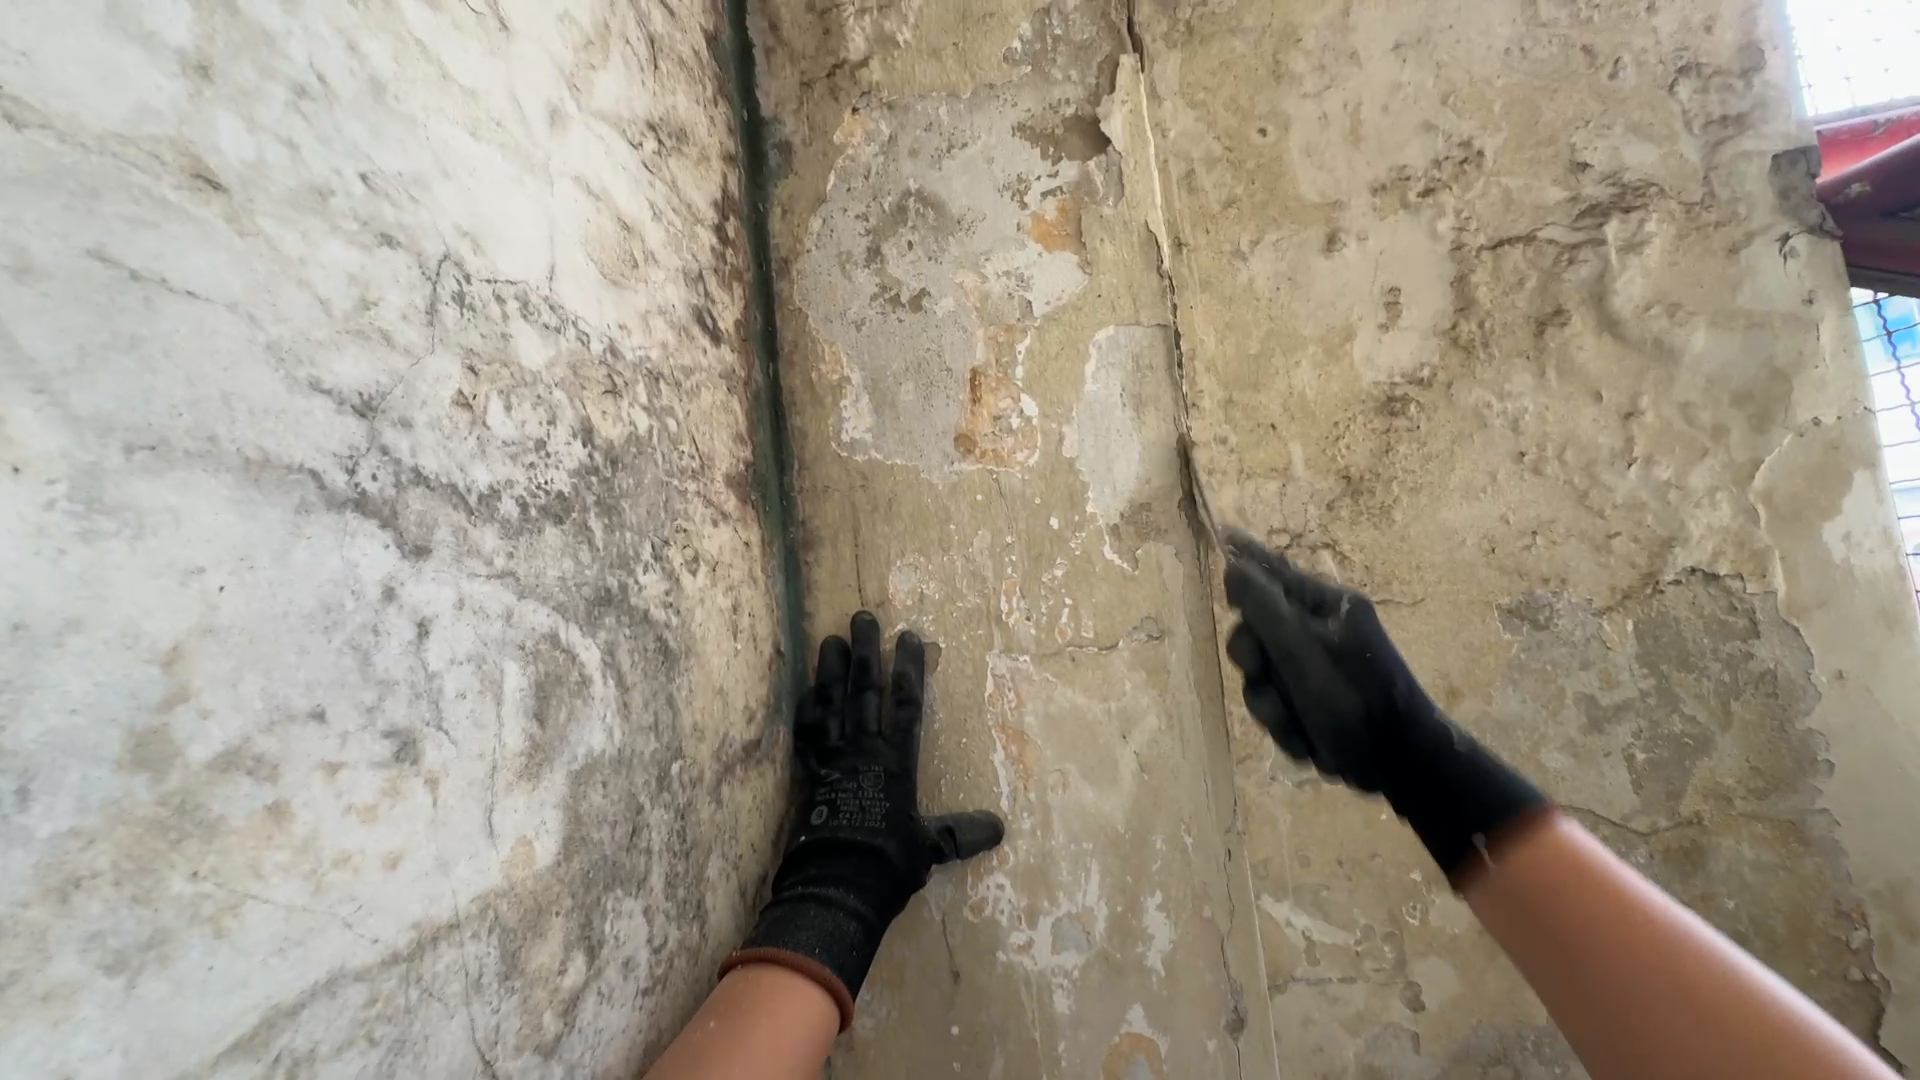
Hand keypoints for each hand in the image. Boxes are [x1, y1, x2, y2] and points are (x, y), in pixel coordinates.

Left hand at [723, 612, 1004, 1030]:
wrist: (837, 885)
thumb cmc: (889, 863)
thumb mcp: (930, 848)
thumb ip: (960, 833)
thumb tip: (999, 829)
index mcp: (896, 761)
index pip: (906, 703)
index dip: (909, 668)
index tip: (909, 637)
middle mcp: (864, 750)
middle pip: (865, 691)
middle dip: (866, 652)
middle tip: (863, 617)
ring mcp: (834, 759)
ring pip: (832, 704)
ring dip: (831, 670)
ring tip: (830, 638)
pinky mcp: (810, 775)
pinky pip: (807, 736)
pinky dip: (806, 712)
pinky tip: (807, 693)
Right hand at [1223, 532, 1441, 794]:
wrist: (1399, 767)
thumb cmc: (1354, 701)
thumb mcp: (1303, 652)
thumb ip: (1264, 610)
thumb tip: (1233, 565)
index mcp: (1326, 607)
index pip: (1275, 571)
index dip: (1245, 558)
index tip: (1222, 537)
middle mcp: (1317, 631)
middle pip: (1254, 628)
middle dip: (1253, 659)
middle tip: (1260, 673)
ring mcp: (1313, 668)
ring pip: (1260, 673)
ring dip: (1268, 703)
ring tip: (1291, 723)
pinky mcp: (1310, 701)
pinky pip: (1274, 703)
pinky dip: (1284, 725)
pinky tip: (1305, 740)